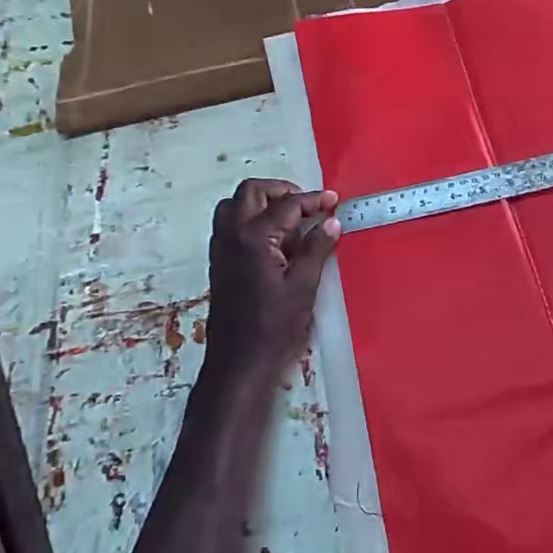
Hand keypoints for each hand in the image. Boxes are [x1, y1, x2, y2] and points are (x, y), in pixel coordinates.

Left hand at [202, 179, 341, 391]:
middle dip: (281, 191)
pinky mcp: (218, 262)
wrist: (239, 361)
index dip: (313, 200)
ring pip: (234, 205)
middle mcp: (231, 234)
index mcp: (254, 237)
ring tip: (290, 219)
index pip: (286, 205)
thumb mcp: (303, 287)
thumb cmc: (274, 327)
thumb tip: (331, 222)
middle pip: (251, 192)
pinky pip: (229, 225)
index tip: (333, 201)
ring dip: (261, 203)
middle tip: (307, 205)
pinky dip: (250, 219)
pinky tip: (273, 241)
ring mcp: (221, 248)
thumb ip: (316, 249)